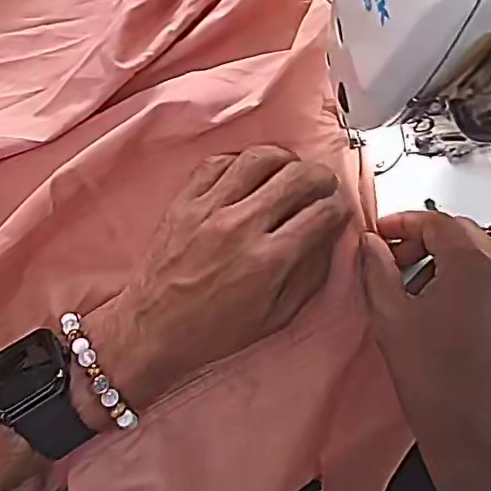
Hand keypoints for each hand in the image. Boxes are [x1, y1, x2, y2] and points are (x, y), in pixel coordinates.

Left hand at [78, 146, 349, 424]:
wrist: (152, 329)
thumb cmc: (213, 331)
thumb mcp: (276, 317)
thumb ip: (310, 275)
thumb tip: (331, 237)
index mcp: (268, 261)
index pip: (321, 212)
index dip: (338, 206)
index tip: (336, 209)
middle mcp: (240, 228)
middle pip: (298, 176)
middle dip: (321, 177)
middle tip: (322, 186)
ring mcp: (209, 210)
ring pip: (259, 158)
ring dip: (285, 161)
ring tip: (289, 172)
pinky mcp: (184, 202)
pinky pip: (218, 162)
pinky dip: (240, 162)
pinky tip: (248, 176)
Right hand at [359, 210, 490, 490]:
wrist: (478, 439)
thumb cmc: (439, 388)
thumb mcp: (391, 319)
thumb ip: (377, 270)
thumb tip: (371, 245)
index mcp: (474, 268)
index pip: (437, 222)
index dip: (404, 224)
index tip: (385, 234)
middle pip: (462, 235)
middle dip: (425, 241)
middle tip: (395, 260)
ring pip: (482, 258)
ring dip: (448, 262)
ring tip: (418, 290)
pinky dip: (472, 285)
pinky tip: (447, 313)